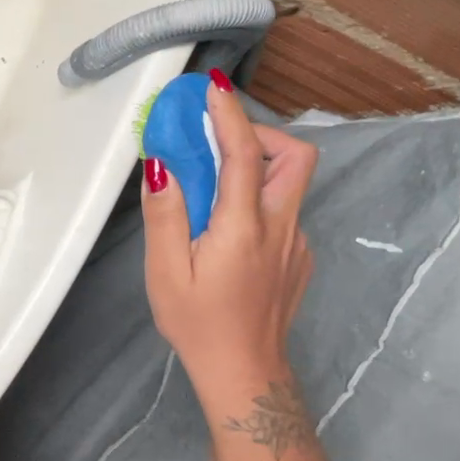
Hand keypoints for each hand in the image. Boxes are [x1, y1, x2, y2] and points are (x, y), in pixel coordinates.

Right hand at [141, 73, 317, 403]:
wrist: (244, 372)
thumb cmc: (197, 322)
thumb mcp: (166, 271)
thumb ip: (165, 215)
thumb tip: (161, 166)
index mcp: (244, 227)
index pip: (243, 154)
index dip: (228, 115)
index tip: (212, 88)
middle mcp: (280, 226)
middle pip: (293, 157)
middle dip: (259, 135)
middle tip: (217, 141)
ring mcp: (296, 242)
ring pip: (288, 184)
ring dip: (255, 166)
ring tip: (211, 183)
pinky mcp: (298, 257)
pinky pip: (281, 211)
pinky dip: (255, 198)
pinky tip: (223, 227)